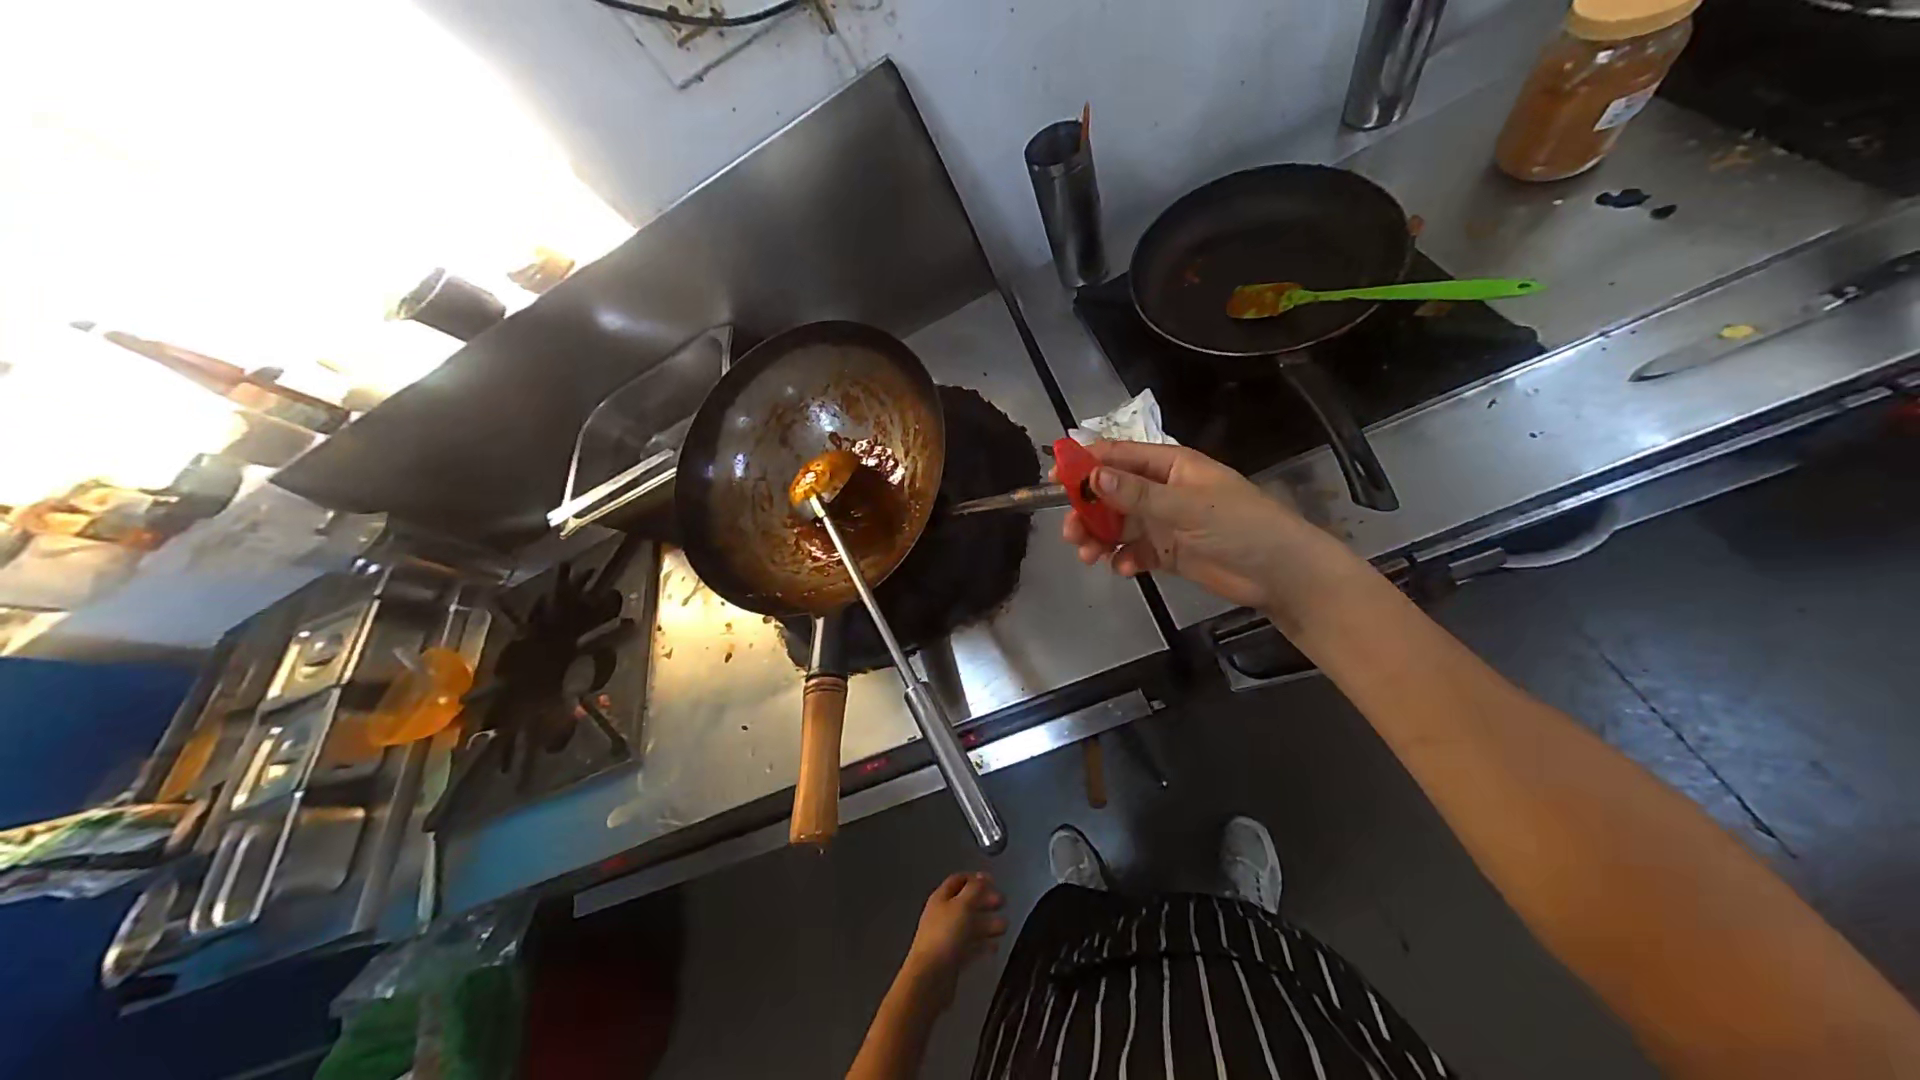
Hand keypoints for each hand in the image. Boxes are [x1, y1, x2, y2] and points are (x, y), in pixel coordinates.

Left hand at [904, 872, 1007, 1000]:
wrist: (931, 978)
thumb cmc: (946, 935)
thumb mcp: (963, 906)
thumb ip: (975, 889)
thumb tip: (983, 877)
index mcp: (941, 898)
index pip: (958, 880)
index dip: (975, 878)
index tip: (993, 881)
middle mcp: (943, 915)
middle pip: (966, 903)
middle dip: (985, 901)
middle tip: (1003, 902)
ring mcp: (947, 938)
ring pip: (970, 926)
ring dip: (987, 923)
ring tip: (1004, 926)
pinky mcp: (952, 959)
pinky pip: (970, 947)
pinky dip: (982, 944)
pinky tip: (994, 946)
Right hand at [1060, 440, 1344, 613]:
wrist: (1280, 573)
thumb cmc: (1239, 526)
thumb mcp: (1186, 506)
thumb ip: (1137, 494)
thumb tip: (1092, 475)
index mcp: (1170, 465)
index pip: (1119, 456)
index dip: (1085, 464)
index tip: (1055, 479)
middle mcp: (1162, 490)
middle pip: (1111, 494)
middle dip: (1088, 510)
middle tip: (1071, 531)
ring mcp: (1164, 522)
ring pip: (1118, 525)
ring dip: (1099, 537)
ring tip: (1088, 555)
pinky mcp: (1167, 553)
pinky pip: (1134, 551)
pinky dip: (1124, 559)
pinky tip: (1124, 568)